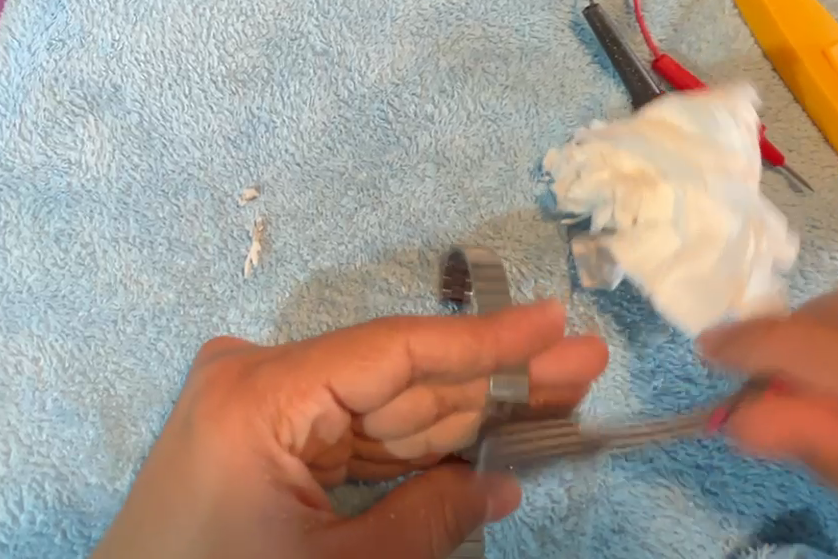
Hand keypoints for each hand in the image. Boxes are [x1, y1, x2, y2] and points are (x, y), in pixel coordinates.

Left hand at [91, 303, 607, 558]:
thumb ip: (423, 520)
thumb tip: (499, 477)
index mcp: (261, 394)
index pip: (390, 352)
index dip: (479, 339)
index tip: (551, 317)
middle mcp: (257, 374)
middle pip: (394, 374)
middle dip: (488, 375)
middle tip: (579, 360)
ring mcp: (258, 399)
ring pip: (378, 401)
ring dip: (461, 404)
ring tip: (551, 391)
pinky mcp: (263, 428)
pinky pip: (351, 430)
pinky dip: (413, 438)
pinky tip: (480, 430)